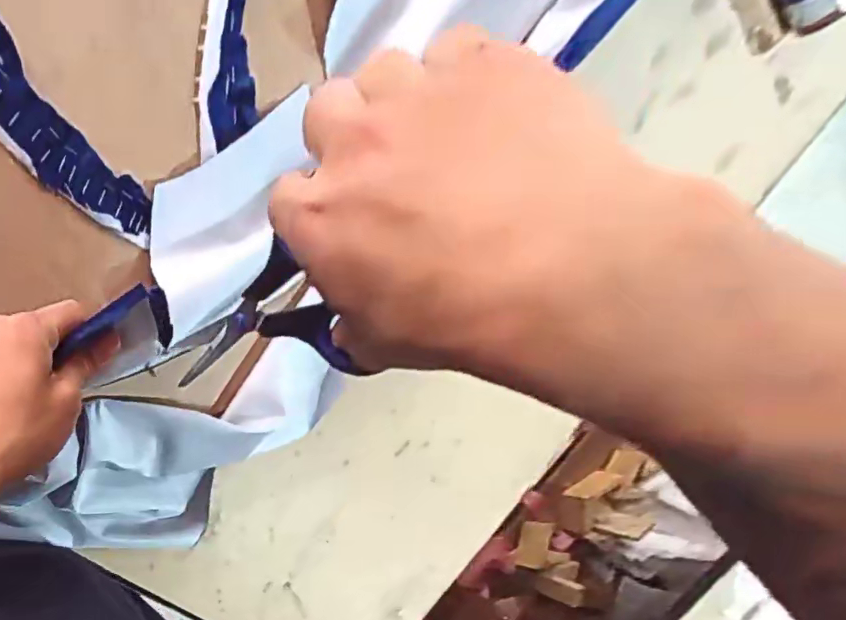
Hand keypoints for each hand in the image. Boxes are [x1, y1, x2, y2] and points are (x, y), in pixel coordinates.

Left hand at [0, 300, 116, 501]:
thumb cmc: (25, 431)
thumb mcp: (66, 397)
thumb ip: (87, 361)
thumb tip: (108, 339)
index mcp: (26, 327)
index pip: (73, 312)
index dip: (95, 329)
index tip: (106, 354)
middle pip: (48, 324)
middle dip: (68, 346)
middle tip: (80, 380)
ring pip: (27, 340)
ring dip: (45, 357)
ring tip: (51, 392)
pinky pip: (8, 353)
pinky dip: (24, 365)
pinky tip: (28, 395)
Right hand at [269, 28, 748, 396]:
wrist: (560, 271)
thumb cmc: (454, 319)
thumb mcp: (377, 344)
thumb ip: (348, 322)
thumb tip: (348, 319)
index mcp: (318, 216)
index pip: (284, 197)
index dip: (309, 211)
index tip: (336, 225)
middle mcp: (354, 143)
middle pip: (322, 112)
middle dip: (340, 137)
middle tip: (378, 168)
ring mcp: (418, 94)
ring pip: (382, 70)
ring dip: (394, 100)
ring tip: (430, 132)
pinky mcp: (485, 62)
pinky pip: (453, 50)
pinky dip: (458, 76)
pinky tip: (481, 110)